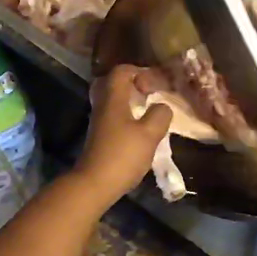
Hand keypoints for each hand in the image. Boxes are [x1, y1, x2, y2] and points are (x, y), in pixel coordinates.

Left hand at [71, 64, 171, 204]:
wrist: (94, 184)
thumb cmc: (123, 155)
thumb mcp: (150, 134)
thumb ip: (160, 115)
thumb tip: (162, 107)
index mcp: (113, 98)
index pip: (121, 71)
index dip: (139, 72)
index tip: (154, 86)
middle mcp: (102, 106)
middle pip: (112, 84)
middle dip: (131, 85)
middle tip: (147, 95)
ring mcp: (98, 123)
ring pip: (112, 102)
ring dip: (129, 102)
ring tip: (148, 113)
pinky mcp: (99, 138)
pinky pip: (112, 117)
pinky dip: (126, 117)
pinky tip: (139, 131)